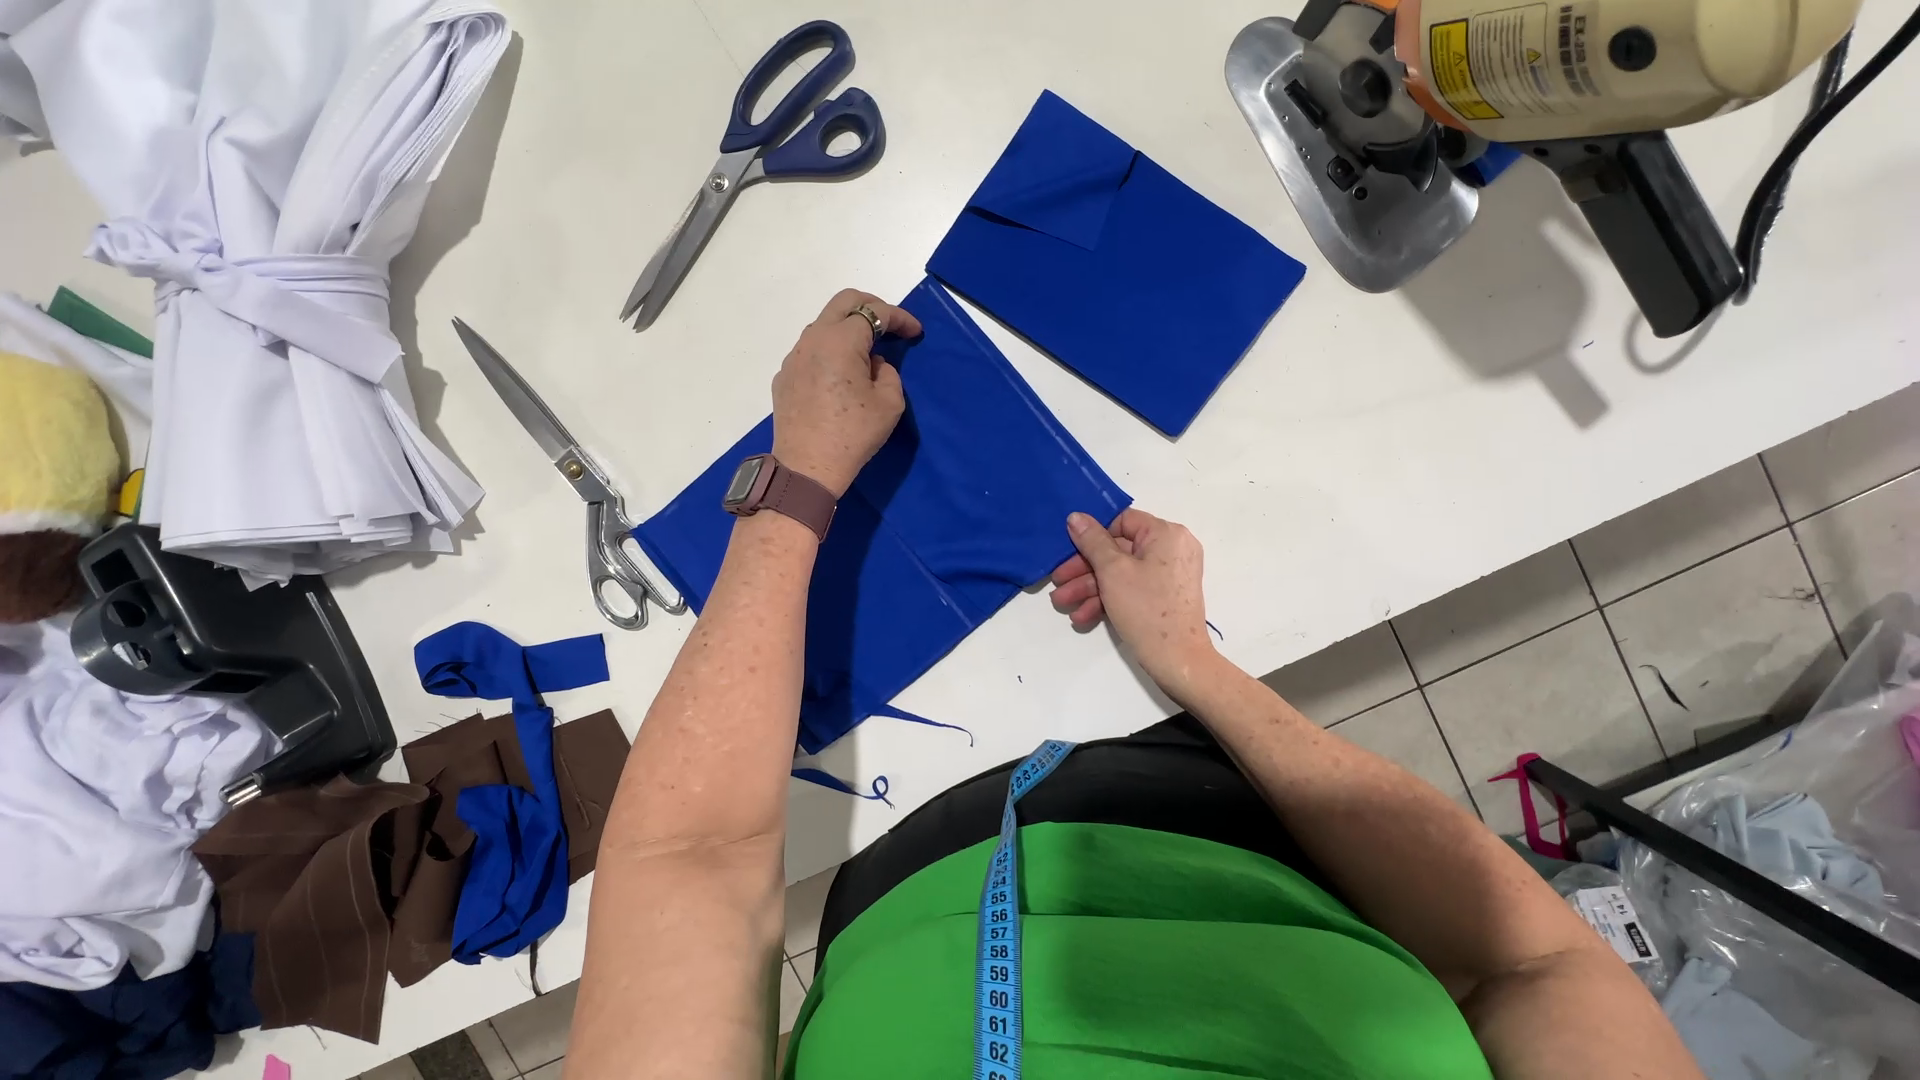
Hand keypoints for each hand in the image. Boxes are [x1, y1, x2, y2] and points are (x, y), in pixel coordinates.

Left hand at [770, 289, 921, 497]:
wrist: (807, 467)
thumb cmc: (853, 435)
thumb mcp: (889, 403)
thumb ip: (887, 372)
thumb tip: (872, 364)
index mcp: (841, 341)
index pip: (874, 313)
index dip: (900, 318)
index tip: (915, 332)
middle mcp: (813, 340)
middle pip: (843, 302)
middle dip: (872, 307)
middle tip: (891, 325)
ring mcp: (794, 358)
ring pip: (824, 325)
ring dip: (848, 328)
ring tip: (867, 351)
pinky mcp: (784, 377)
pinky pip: (810, 351)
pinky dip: (830, 351)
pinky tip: (840, 375)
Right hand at [1049, 509, 1219, 695]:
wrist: (1177, 660)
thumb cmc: (1146, 609)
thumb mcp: (1112, 571)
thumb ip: (1092, 541)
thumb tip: (1076, 517)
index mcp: (1166, 534)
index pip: (1122, 521)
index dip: (1093, 535)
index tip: (1068, 551)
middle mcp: (1172, 548)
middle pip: (1118, 549)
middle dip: (1084, 569)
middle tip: (1058, 582)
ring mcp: (1169, 574)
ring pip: (1121, 572)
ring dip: (1090, 587)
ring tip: (1064, 603)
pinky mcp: (1164, 596)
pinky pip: (1132, 588)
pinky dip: (1109, 599)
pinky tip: (1083, 615)